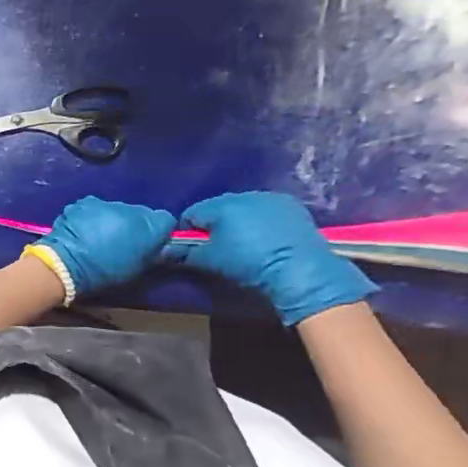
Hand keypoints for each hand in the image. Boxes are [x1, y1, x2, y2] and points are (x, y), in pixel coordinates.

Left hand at [34, 195, 180, 299]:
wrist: (66, 263)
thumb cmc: (106, 272)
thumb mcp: (137, 268)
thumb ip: (154, 253)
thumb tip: (162, 246)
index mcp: (148, 225)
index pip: (165, 220)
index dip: (159, 231)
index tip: (151, 243)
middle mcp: (130, 208)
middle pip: (140, 213)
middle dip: (135, 225)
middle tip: (124, 242)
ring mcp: (105, 203)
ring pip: (118, 209)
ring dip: (114, 220)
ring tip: (101, 237)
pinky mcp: (85, 202)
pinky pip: (96, 208)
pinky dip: (94, 217)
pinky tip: (85, 230)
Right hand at [174, 191, 376, 324]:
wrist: (302, 271)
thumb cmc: (249, 265)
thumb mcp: (211, 262)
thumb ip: (186, 253)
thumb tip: (165, 250)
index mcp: (220, 205)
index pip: (191, 213)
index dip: (189, 231)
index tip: (193, 248)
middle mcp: (244, 195)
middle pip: (218, 208)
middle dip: (215, 225)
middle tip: (219, 248)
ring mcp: (270, 198)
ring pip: (243, 208)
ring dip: (240, 222)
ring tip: (245, 244)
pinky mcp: (292, 206)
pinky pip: (267, 210)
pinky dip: (262, 221)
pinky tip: (267, 240)